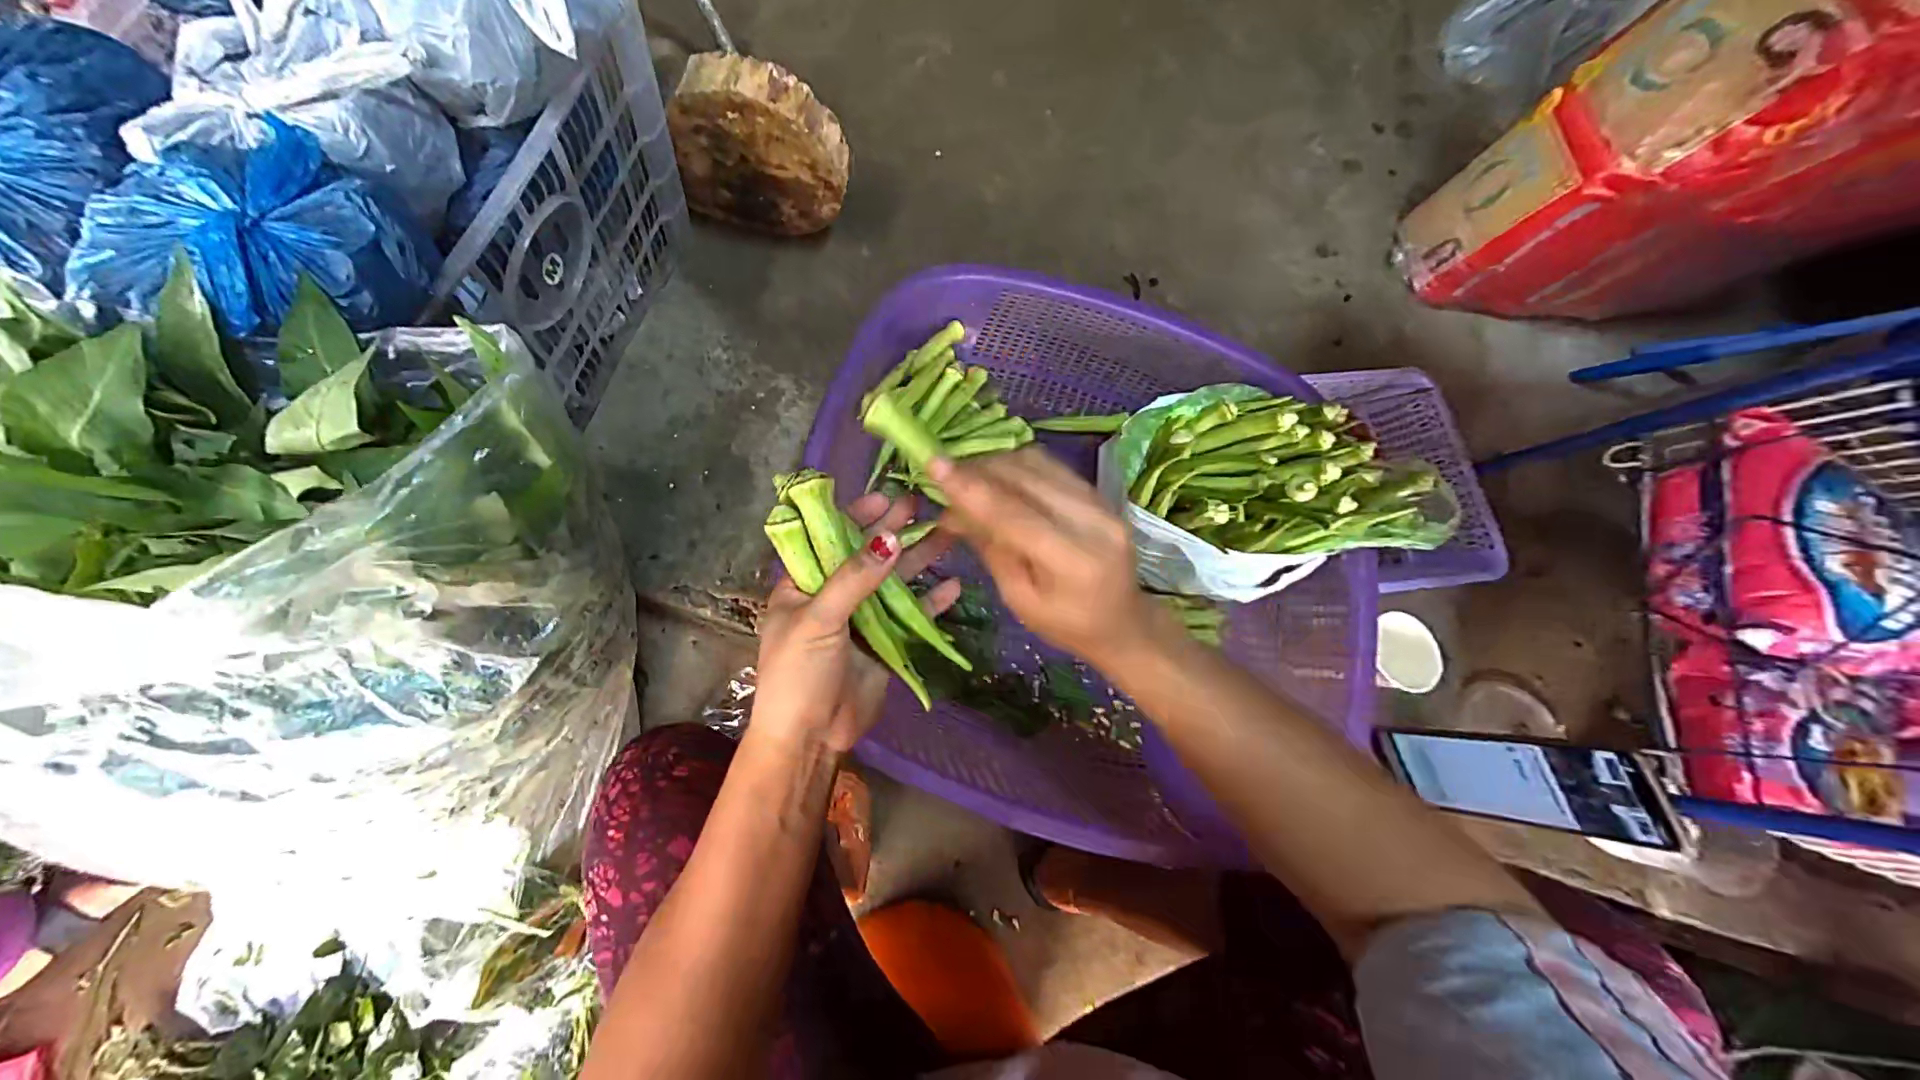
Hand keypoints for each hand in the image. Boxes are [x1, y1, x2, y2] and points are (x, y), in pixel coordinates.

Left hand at [753, 492, 961, 753]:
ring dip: (917, 561)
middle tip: (921, 507)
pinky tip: (953, 585)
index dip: (857, 518)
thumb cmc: (798, 672)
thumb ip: (855, 578)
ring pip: (893, 583)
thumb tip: (889, 538)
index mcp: (804, 585)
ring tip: (947, 535)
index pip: (831, 540)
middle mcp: (834, 596)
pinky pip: (910, 617)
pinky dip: (930, 603)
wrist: (810, 736)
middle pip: (868, 557)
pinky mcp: (885, 645)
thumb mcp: (819, 619)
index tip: (884, 498)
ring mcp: (861, 621)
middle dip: (892, 532)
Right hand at [929, 449, 1160, 670]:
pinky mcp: (1101, 493)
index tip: (934, 465)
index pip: (1015, 514)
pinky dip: (1018, 465)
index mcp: (1074, 561)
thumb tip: (952, 510)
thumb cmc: (1067, 625)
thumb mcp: (1020, 600)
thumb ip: (992, 549)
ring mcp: (1102, 503)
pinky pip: (1052, 466)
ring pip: (1039, 464)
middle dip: (978, 470)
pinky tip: (997, 474)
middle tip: (942, 473)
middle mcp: (1094, 522)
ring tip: (966, 473)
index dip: (971, 488)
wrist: (1125, 622)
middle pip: (1026, 479)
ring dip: (996, 463)